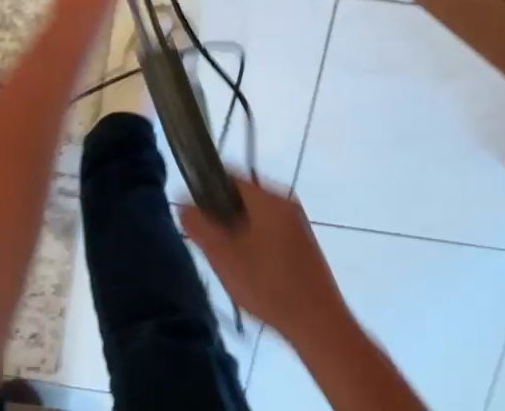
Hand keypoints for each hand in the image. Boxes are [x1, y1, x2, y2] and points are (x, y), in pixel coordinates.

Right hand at [183, 177, 340, 335]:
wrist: (320, 327)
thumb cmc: (268, 286)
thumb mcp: (223, 256)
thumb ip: (198, 225)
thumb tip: (183, 205)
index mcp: (268, 198)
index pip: (228, 176)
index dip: (205, 189)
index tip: (193, 212)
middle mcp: (286, 203)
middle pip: (241, 196)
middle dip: (220, 215)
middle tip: (209, 241)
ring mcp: (298, 224)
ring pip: (255, 215)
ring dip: (237, 231)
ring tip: (227, 259)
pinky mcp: (305, 245)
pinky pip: (270, 230)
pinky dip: (255, 242)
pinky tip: (250, 270)